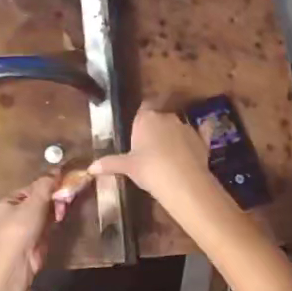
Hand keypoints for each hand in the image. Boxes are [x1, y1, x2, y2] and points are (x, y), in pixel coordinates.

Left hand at [0, 174, 56, 290]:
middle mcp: (17, 211)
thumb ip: (46, 186)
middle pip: (40, 198)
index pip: (32, 187)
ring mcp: (28, 225)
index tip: (64, 182)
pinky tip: (63, 215)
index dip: (48, 184)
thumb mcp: (33, 203)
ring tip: (66, 206)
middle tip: (67, 196)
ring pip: (46, 210)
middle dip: (54, 196)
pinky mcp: (38, 236)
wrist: (19, 261)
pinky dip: (56, 218)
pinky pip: (49, 222)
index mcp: (10, 201)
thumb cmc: (21, 228)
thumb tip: (56, 170)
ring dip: (57, 207)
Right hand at [87, 106, 212, 201]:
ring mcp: (186, 127)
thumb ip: (110, 164)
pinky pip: (200, 133)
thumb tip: (90, 168)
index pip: (143, 108)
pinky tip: (197, 142)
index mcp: (146, 119)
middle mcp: (167, 117)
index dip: (142, 118)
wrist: (183, 182)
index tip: (139, 130)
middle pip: (160, 118)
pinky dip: (198, 136)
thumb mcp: (127, 168)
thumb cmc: (149, 170)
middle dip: (156, 130)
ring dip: (173, 137)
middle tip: (148, 150)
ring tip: (168, 156)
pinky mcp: (202, 139)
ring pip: (177, 127)